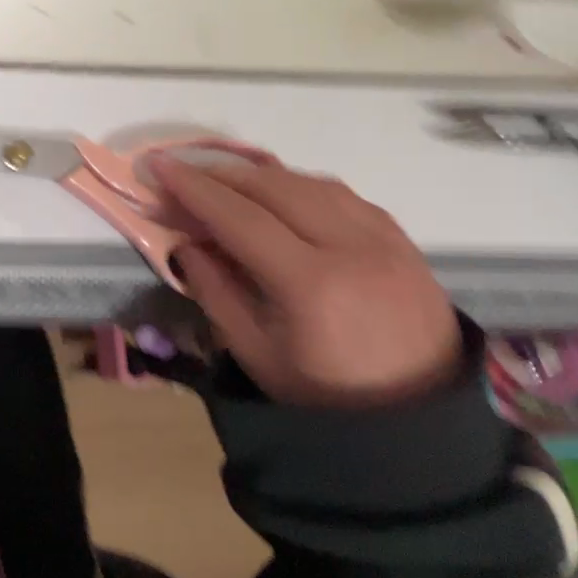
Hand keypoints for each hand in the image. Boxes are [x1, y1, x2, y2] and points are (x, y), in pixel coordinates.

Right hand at [149, 157, 463, 408]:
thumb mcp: (251, 348)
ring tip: (225, 181)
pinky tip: (278, 196)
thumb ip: (213, 289)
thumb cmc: (321, 388)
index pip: (241, 217)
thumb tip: (186, 241)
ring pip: (312, 184)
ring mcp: (385, 241)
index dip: (195, 188)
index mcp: (310, 283)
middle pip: (277, 188)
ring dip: (262, 176)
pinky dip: (301, 187)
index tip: (159, 166)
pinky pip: (344, 196)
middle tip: (184, 171)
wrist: (417, 412)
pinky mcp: (403, 242)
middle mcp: (353, 249)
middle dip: (223, 174)